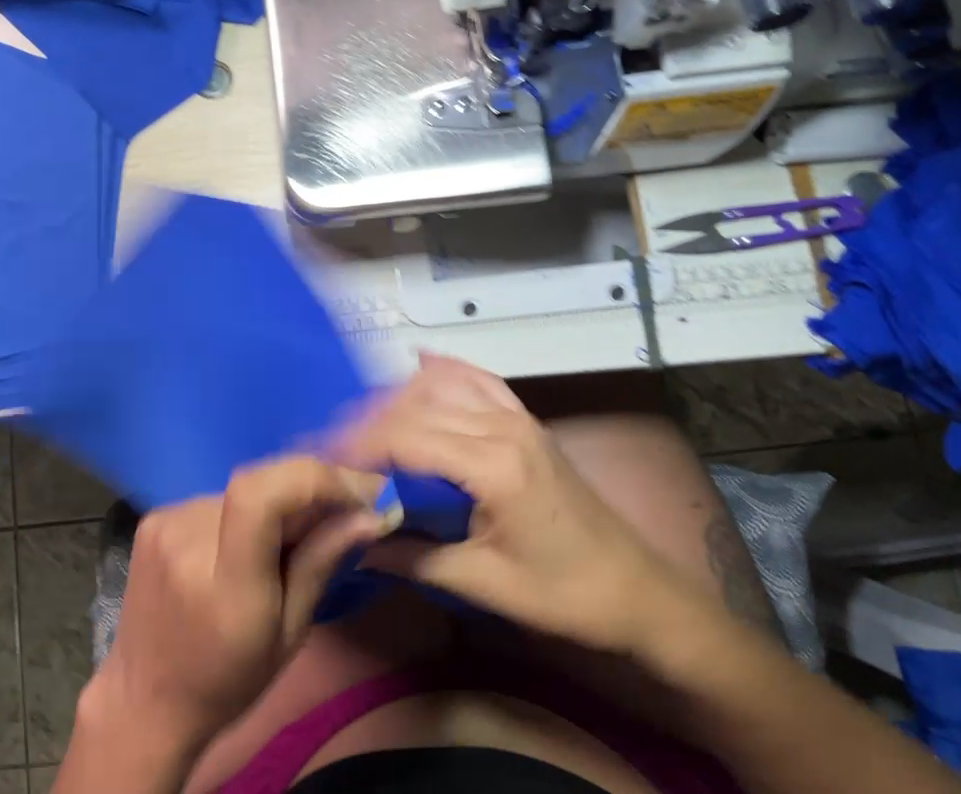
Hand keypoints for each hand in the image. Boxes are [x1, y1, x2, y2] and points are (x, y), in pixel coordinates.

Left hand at [87, 455, 385, 744]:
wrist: (145, 697)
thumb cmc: (226, 682)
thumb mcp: (289, 635)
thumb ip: (320, 565)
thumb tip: (367, 514)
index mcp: (225, 582)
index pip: (261, 495)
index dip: (314, 479)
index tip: (356, 494)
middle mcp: (187, 538)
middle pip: (262, 486)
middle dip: (309, 494)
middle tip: (343, 516)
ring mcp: (164, 522)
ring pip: (244, 491)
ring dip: (276, 507)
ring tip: (287, 545)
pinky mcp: (154, 517)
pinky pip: (218, 499)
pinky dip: (245, 513)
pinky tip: (247, 547)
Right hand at [336, 359, 709, 657]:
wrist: (640, 594)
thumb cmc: (563, 595)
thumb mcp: (482, 584)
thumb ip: (410, 558)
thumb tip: (349, 544)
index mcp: (492, 465)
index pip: (404, 438)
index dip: (356, 448)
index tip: (321, 464)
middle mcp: (504, 427)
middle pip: (415, 406)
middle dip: (366, 424)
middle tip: (330, 449)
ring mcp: (519, 419)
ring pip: (443, 386)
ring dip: (396, 399)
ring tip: (361, 425)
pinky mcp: (529, 423)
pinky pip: (479, 381)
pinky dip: (444, 372)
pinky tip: (418, 365)